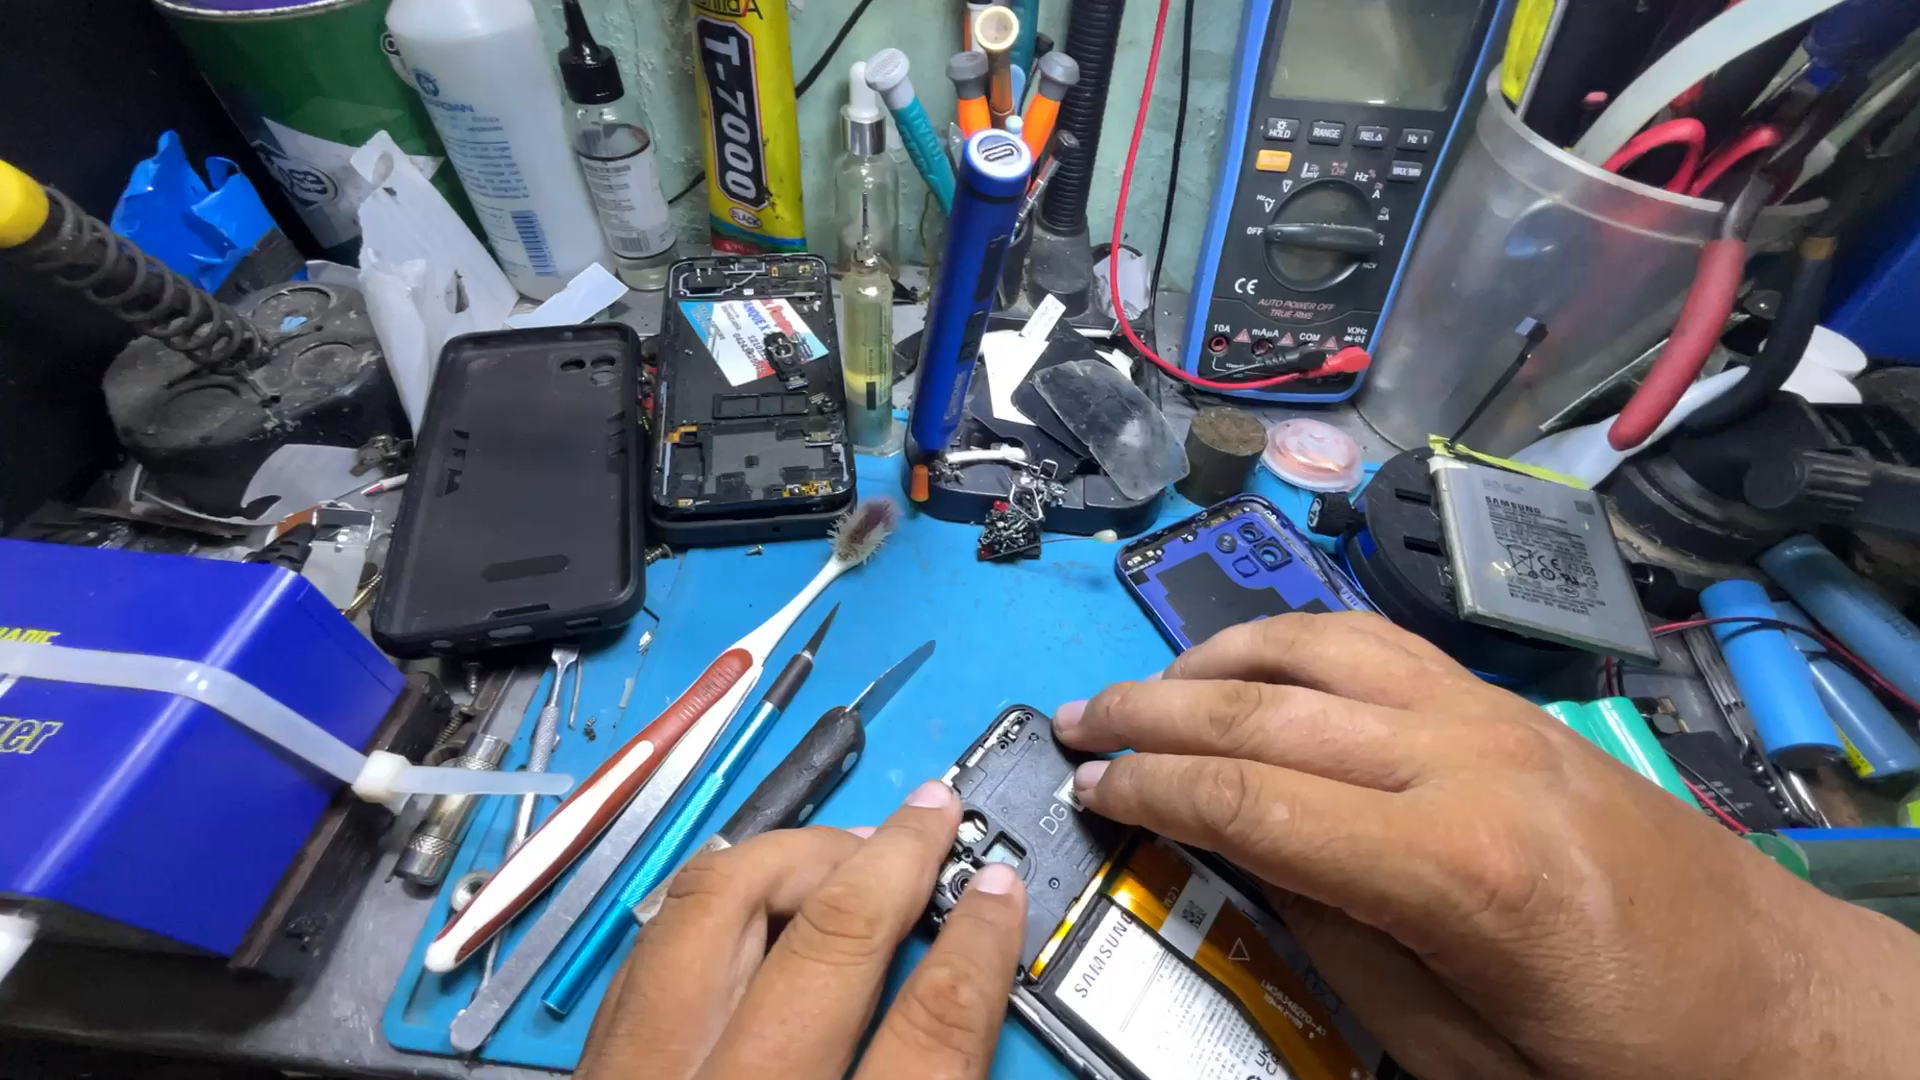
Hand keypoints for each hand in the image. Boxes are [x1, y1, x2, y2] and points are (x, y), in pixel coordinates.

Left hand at [578, 780, 1026, 1079]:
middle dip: (893, 862)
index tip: (999, 891)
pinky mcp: (590, 1079)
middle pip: (818, 950)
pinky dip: (725, 889)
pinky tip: (771, 884)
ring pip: (713, 912)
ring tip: (857, 841)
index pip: (924, 1042)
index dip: (977, 950)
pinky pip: (659, 942)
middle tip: (933, 816)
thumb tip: (976, 1017)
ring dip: (800, 854)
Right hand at [1056, 612, 1919, 1078]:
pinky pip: (1363, 636)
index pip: (1251, 799)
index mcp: (1453, 867)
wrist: (1791, 1007)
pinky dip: (1280, 638)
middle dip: (1148, 711)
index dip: (1150, 787)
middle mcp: (1457, 757)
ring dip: (1206, 659)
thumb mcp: (1458, 1053)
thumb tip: (1236, 847)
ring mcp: (1479, 708)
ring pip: (1306, 645)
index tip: (1087, 787)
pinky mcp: (1492, 694)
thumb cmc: (1623, 1061)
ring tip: (1146, 687)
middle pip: (1261, 709)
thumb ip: (1330, 936)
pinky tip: (1243, 660)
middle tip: (1076, 720)